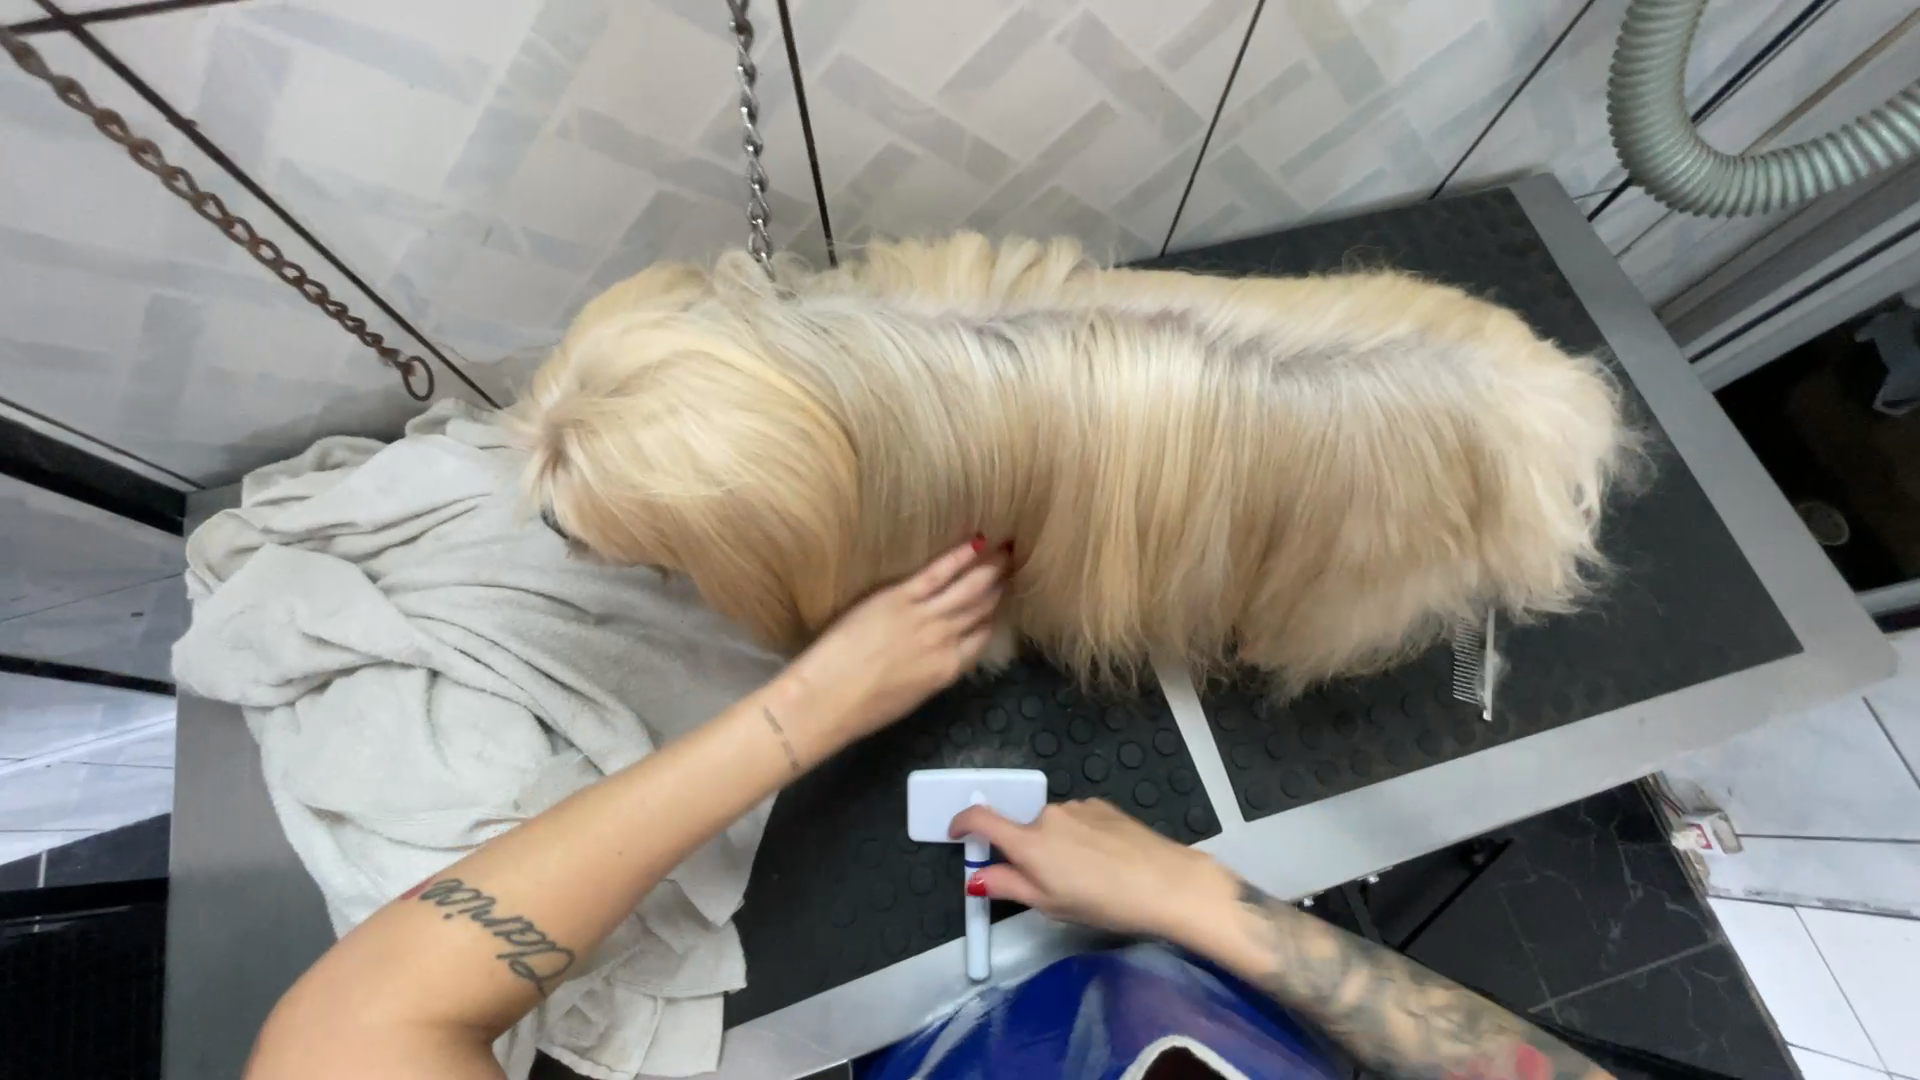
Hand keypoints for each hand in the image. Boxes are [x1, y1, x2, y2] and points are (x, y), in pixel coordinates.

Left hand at [783, 538, 1005, 742]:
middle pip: (981, 607)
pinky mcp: (900, 598)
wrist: (829, 699)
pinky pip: (937, 574)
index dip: (994, 614)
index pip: (982, 636)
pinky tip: (976, 542)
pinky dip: (959, 557)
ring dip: (990, 567)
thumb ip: (931, 671)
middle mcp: (945, 640)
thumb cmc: (863, 709)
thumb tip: (940, 653)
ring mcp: (925, 617)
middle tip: (1016, 563)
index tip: (1004, 597)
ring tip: (1006, 549)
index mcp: (948, 669)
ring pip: (968, 588)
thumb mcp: (912, 696)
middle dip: (1000, 585)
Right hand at [948, 798, 1236, 943]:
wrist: (1165, 882)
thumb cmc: (1103, 901)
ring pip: (1052, 825)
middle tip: (1051, 884)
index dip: (962, 823)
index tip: (957, 834)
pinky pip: (1077, 818)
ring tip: (1086, 875)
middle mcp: (1047, 814)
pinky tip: (1103, 858)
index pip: (981, 819)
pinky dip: (1078, 836)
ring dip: (1056, 844)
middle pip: (1023, 829)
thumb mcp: (1050, 905)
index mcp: (1029, 841)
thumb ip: (1008, 886)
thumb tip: (975, 878)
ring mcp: (1076, 805)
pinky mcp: (1101, 804)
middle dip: (1028, 852)